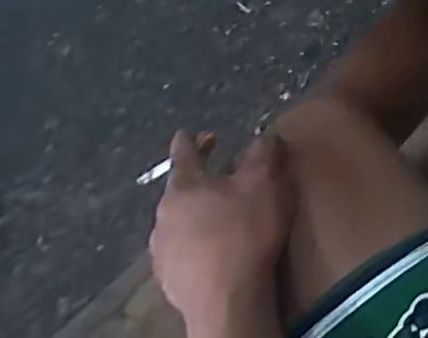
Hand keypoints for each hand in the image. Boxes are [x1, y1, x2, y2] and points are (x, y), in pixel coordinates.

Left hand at [149, 131, 293, 333]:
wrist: (226, 296)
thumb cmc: (246, 228)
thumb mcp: (266, 179)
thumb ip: (263, 152)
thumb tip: (260, 137)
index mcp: (183, 190)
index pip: (184, 157)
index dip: (190, 141)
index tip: (187, 131)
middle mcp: (163, 218)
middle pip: (185, 187)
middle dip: (206, 175)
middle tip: (228, 167)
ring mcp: (161, 250)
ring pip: (184, 216)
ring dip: (205, 205)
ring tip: (231, 204)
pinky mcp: (170, 274)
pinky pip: (186, 241)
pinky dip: (203, 231)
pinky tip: (223, 237)